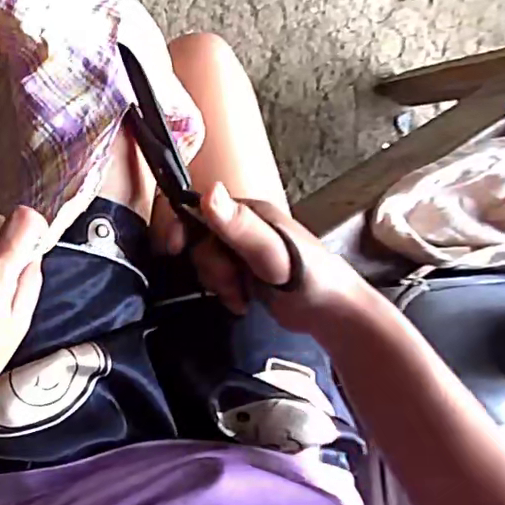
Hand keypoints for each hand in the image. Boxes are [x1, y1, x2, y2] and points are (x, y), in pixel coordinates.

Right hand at [154, 182, 370, 334]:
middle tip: (233, 283)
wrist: (330, 314)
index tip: (174, 249)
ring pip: (206, 265)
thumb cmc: (307, 276)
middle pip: (200, 243)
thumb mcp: (269, 251)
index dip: (181, 227)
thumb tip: (208, 191)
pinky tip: (243, 302)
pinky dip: (225, 294)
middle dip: (211, 268)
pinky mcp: (244, 275)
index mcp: (249, 213)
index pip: (199, 210)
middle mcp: (244, 228)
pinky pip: (217, 281)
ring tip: (243, 295)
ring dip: (219, 284)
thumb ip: (238, 225)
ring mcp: (243, 253)